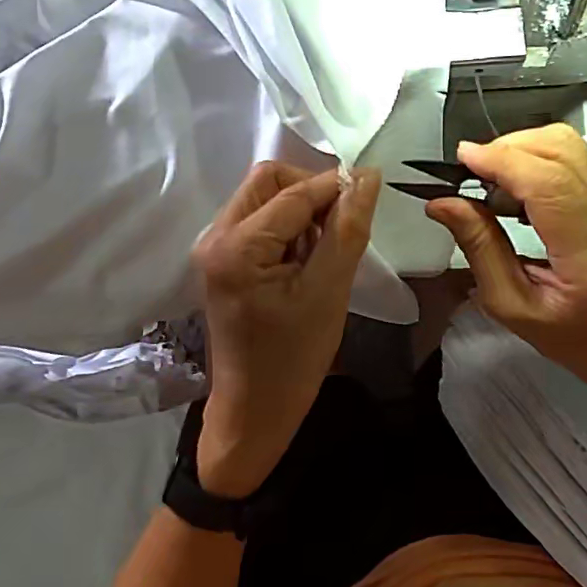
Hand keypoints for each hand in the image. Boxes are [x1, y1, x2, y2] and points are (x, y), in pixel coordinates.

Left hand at [191, 162, 379, 497]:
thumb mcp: (329, 291)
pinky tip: (305, 258)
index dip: (336, 186)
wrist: (254, 409)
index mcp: (237, 246)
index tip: (372, 192)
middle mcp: (215, 236)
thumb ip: (347, 228)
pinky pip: (258, 219)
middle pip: (269, 180)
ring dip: (300, 209)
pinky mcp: (221, 258)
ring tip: (323, 249)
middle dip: (311, 191)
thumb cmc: (294, 357)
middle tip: (340, 226)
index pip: (294, 192)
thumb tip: (366, 177)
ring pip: (264, 196)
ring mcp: (214, 246)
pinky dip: (287, 226)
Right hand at [423, 124, 586, 397]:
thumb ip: (479, 247)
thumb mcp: (511, 304)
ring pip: (568, 143)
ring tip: (502, 188)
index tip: (463, 159)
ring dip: (523, 153)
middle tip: (475, 177)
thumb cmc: (571, 333)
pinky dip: (545, 161)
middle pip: (560, 150)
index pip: (550, 182)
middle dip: (506, 151)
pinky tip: (533, 192)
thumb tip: (443, 202)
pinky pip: (581, 152)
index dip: (503, 161)